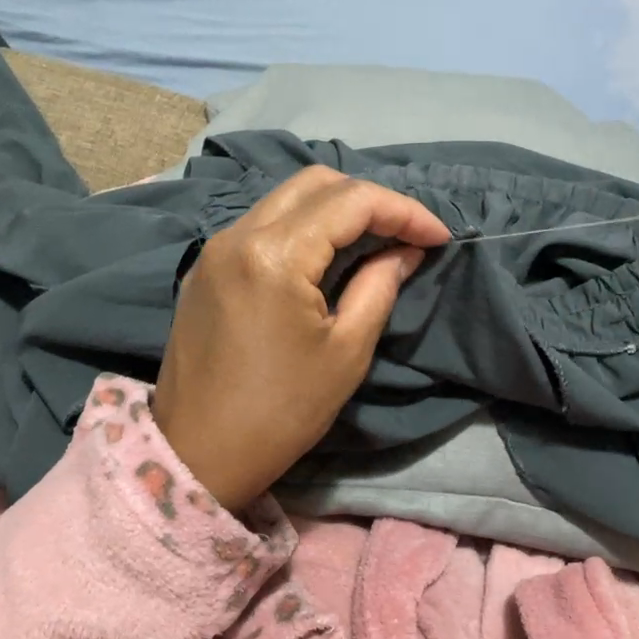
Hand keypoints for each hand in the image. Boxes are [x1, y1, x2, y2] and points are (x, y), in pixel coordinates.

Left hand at [151, 165, 449, 509]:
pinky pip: (262, 224)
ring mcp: (215, 248)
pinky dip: (303, 225)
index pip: (351, 202)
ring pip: (286, 198)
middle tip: (407, 234)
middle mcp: (238, 233)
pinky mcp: (205, 268)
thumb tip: (405, 249)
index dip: (404, 211)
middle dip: (370, 199)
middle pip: (315, 183)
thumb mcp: (346, 351)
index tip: (440, 237)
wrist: (199, 454)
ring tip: (376, 240)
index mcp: (275, 254)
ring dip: (336, 208)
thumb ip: (379, 286)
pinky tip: (328, 255)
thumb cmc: (282, 411)